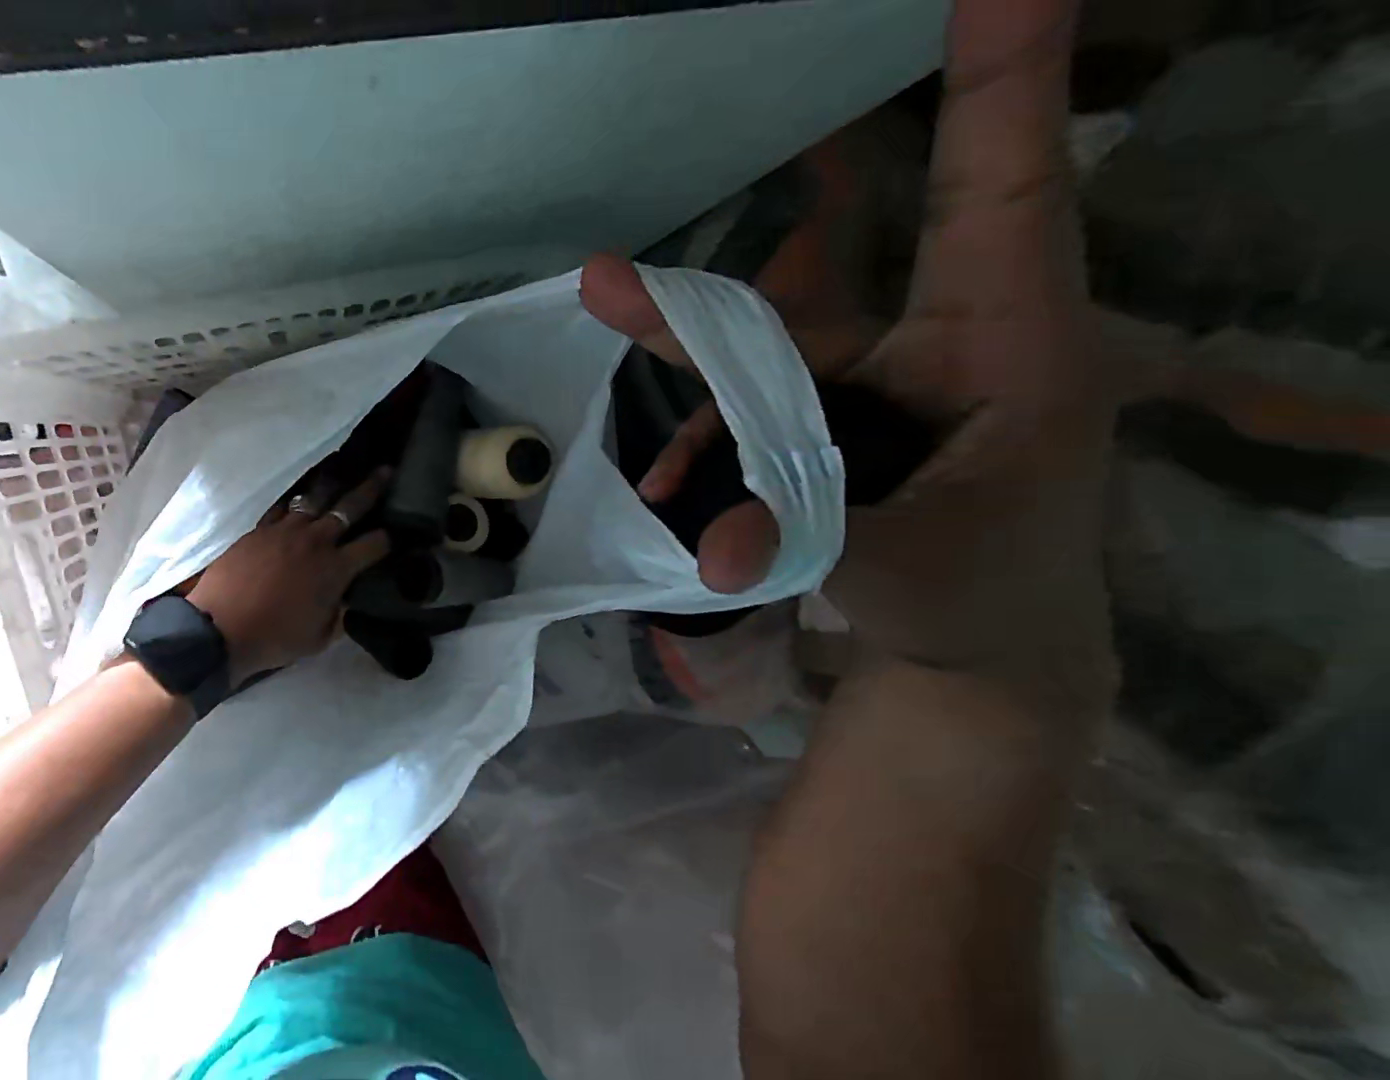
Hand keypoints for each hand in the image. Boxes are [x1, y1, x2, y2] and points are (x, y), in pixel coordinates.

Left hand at [187, 470, 391, 681]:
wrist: (221, 630)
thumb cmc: (276, 638)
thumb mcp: (320, 637)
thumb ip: (340, 614)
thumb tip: (348, 599)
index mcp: (336, 568)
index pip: (374, 544)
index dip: (390, 538)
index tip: (397, 532)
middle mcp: (316, 541)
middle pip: (349, 507)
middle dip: (371, 488)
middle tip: (386, 470)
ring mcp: (285, 530)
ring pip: (314, 498)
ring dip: (332, 485)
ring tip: (341, 471)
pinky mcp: (259, 530)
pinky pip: (282, 507)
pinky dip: (295, 500)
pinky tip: (299, 496)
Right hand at [581, 0, 1115, 718]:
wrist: (974, 655)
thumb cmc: (982, 598)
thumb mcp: (908, 569)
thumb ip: (810, 542)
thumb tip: (710, 551)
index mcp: (1005, 355)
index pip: (998, 196)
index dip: (997, 81)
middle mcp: (926, 355)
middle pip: (802, 311)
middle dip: (701, 319)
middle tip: (608, 285)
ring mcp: (861, 400)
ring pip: (757, 377)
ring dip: (688, 414)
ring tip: (648, 471)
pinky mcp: (819, 437)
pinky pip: (745, 429)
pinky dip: (704, 461)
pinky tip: (673, 496)